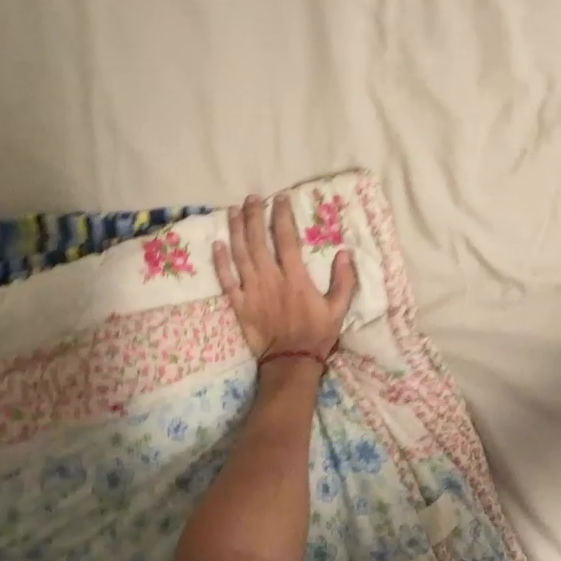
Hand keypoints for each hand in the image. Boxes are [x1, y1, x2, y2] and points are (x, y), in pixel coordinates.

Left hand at [213, 194, 357, 362]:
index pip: (286, 238)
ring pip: (240, 254)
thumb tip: (344, 253)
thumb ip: (343, 280)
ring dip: (236, 230)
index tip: (279, 198)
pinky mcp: (239, 304)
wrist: (291, 362)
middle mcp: (271, 279)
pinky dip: (220, 262)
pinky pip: (226, 280)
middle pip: (258, 240)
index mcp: (295, 278)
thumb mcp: (338, 309)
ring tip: (234, 210)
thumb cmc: (316, 335)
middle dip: (254, 216)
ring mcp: (252, 291)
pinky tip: (217, 244)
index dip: (282, 216)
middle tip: (252, 198)